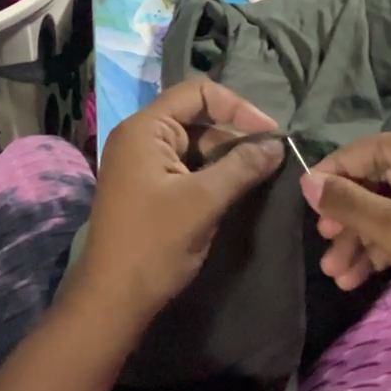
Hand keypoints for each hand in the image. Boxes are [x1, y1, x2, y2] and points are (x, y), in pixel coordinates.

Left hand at [66, 81, 284, 333]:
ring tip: (262, 172)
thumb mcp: (203, 201)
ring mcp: (141, 162)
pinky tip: (238, 186)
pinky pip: (185, 165)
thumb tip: (276, 144)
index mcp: (144, 129)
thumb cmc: (154, 243)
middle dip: (235, 133)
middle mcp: (140, 137)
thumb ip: (241, 167)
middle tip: (273, 157)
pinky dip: (212, 172)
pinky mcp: (148, 185)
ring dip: (227, 155)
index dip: (237, 106)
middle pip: (196, 117)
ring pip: (194, 143)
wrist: (113, 298)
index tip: (270, 134)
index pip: (196, 93)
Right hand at [302, 133, 390, 363]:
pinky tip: (355, 278)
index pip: (385, 147)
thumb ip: (351, 203)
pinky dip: (385, 250)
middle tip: (323, 237)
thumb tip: (306, 181)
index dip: (341, 167)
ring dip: (362, 238)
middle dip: (351, 212)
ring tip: (334, 271)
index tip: (308, 192)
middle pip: (389, 180)